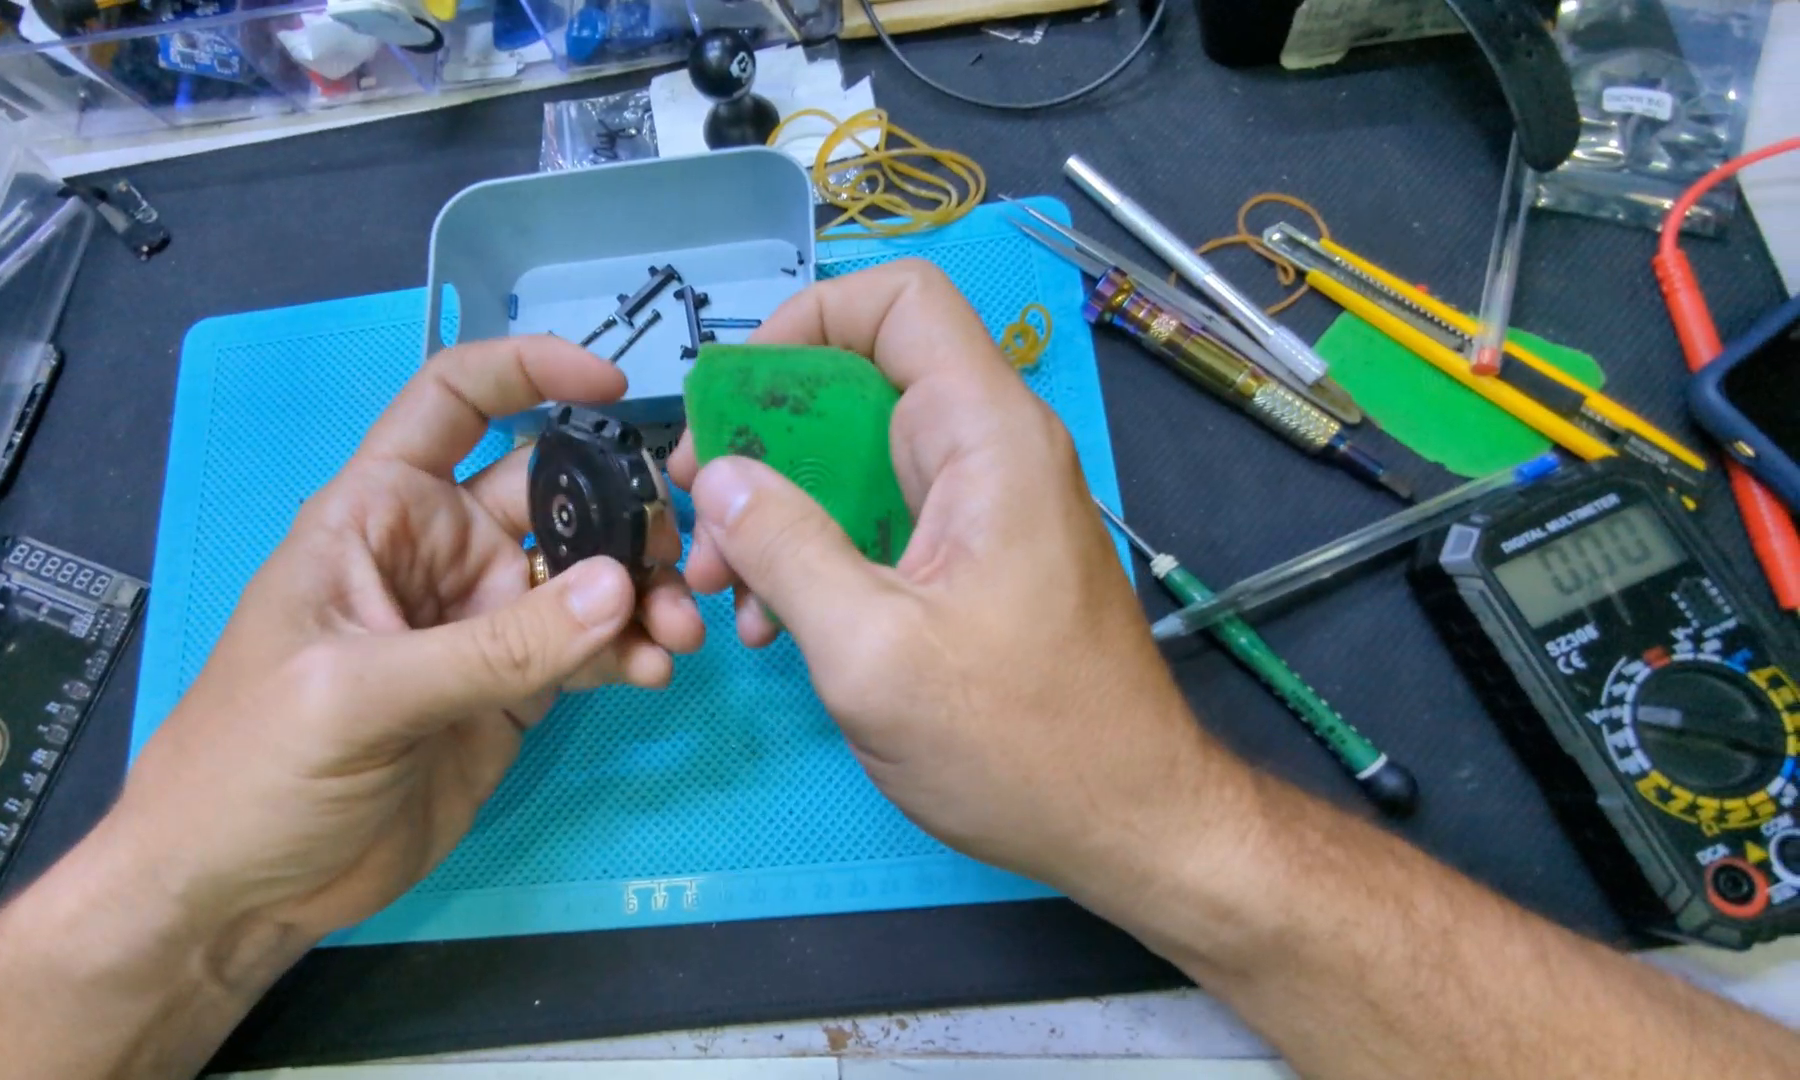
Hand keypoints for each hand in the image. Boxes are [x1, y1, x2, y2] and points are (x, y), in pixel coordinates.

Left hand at [114, 337, 704, 968]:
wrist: (246, 893)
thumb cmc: (254, 770)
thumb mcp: (360, 696)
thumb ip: (495, 645)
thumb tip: (619, 587)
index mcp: (385, 512)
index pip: (454, 403)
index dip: (528, 371)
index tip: (613, 388)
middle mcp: (449, 550)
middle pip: (557, 495)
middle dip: (623, 516)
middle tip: (677, 557)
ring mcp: (491, 618)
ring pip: (589, 575)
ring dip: (643, 592)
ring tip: (679, 632)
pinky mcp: (522, 681)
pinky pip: (593, 646)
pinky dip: (632, 651)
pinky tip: (655, 672)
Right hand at [669, 261, 1241, 899]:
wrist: (1122, 821)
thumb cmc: (1014, 742)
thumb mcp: (872, 650)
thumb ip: (786, 549)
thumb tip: (720, 477)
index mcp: (985, 437)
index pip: (899, 303)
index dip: (806, 322)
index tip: (733, 399)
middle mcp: (986, 452)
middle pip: (859, 386)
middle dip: (767, 439)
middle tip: (704, 511)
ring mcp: (976, 508)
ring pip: (856, 463)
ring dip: (781, 509)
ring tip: (728, 587)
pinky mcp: (966, 559)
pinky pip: (876, 521)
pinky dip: (818, 552)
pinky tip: (776, 619)